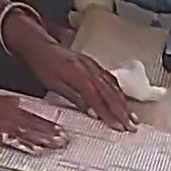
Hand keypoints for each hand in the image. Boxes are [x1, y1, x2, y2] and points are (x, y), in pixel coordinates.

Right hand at [0, 67, 64, 149]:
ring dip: (42, 137)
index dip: (45, 122)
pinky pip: (7, 138)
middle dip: (49, 131)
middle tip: (66, 138)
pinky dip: (22, 143)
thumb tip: (19, 106)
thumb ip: (1, 104)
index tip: (61, 129)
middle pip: (29, 122)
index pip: (26, 114)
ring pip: (22, 129)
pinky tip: (35, 149)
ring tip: (58, 144)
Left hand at [12, 34, 135, 129]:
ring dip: (124, 103)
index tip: (118, 127)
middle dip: (122, 112)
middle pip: (109, 93)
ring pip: (112, 86)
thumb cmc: (42, 65)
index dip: (108, 114)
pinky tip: (124, 101)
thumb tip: (93, 114)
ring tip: (133, 118)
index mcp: (77, 74)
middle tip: (132, 127)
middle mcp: (88, 68)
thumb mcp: (54, 84)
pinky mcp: (93, 64)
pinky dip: (119, 92)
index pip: (97, 98)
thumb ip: (75, 98)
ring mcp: (92, 65)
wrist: (38, 43)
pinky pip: (110, 79)